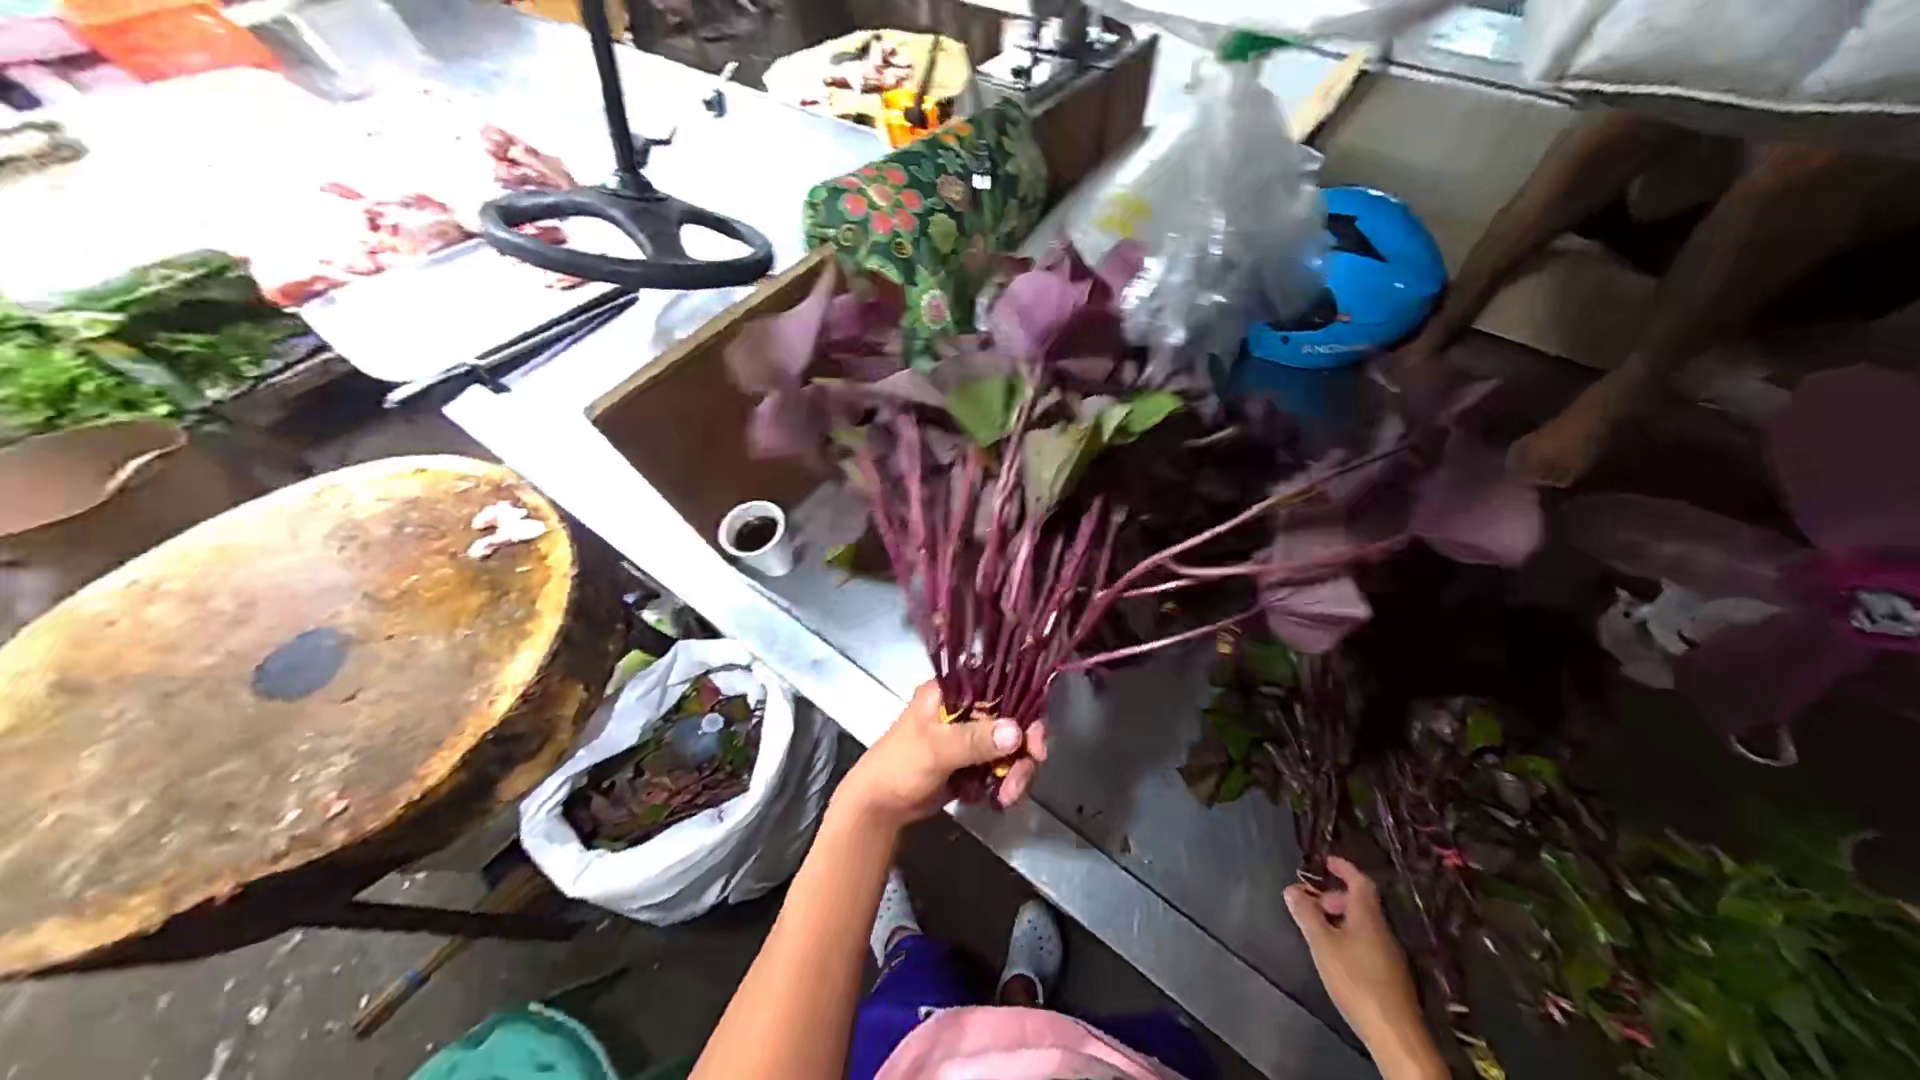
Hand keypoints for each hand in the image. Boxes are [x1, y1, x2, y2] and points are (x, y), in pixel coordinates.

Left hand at [831, 682, 1048, 828]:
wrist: (879, 807)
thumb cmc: (898, 765)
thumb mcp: (935, 749)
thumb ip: (974, 740)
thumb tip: (1016, 732)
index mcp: (951, 692)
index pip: (999, 688)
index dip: (1023, 710)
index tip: (1034, 739)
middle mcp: (964, 708)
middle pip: (1012, 720)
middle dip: (1022, 751)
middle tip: (1023, 776)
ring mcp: (969, 736)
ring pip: (1010, 747)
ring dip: (1015, 772)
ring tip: (1006, 797)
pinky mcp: (972, 762)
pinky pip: (1002, 767)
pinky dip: (1006, 782)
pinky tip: (1000, 799)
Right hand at [1285, 857, 1446, 1079]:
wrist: (1394, 1033)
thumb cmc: (1355, 980)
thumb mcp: (1322, 944)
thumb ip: (1307, 914)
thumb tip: (1292, 888)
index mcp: (1368, 916)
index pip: (1359, 881)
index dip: (1343, 868)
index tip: (1325, 861)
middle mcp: (1382, 930)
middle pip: (1360, 902)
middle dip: (1334, 895)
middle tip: (1310, 901)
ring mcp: (1389, 953)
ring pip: (1362, 922)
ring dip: (1339, 916)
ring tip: (1316, 927)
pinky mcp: (1389, 973)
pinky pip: (1366, 940)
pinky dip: (1348, 934)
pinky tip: (1334, 952)